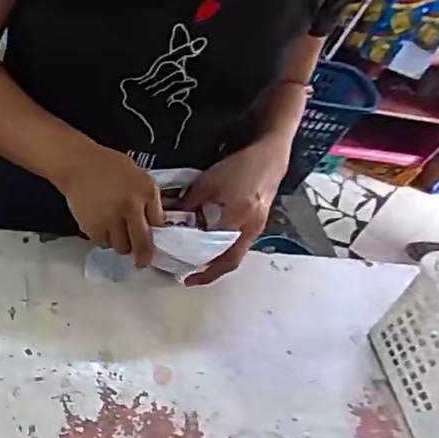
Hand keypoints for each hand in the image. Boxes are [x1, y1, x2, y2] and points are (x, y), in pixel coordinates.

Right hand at [53, 141, 162, 265]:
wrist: (78, 166)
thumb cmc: (110, 167)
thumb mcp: (139, 177)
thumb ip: (148, 199)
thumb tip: (154, 223)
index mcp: (146, 193)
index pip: (159, 224)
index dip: (158, 237)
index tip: (155, 245)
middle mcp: (130, 208)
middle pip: (141, 243)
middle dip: (142, 255)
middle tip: (141, 261)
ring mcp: (109, 220)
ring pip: (120, 247)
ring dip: (120, 245)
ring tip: (116, 236)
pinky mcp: (91, 227)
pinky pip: (101, 243)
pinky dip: (104, 240)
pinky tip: (102, 230)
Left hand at [179, 139, 281, 285]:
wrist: (270, 157)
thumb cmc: (240, 167)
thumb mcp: (207, 184)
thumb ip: (187, 205)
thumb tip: (169, 221)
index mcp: (238, 215)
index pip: (214, 246)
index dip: (196, 258)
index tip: (179, 266)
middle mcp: (250, 226)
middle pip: (230, 261)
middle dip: (210, 274)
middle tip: (190, 280)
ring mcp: (257, 228)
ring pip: (237, 256)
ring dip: (218, 266)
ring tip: (198, 271)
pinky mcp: (258, 226)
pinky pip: (240, 248)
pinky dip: (225, 255)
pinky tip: (210, 255)